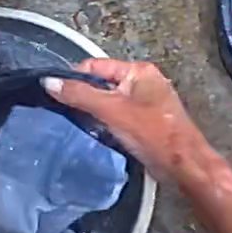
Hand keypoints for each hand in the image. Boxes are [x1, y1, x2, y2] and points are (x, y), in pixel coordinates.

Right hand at [43, 59, 205, 172]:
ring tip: (80, 123)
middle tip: (67, 111)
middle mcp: (141, 81)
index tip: (58, 95)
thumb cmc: (152, 133)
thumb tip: (49, 82)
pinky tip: (95, 131)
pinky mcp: (142, 120)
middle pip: (99, 83)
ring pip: (106, 100)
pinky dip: (102, 121)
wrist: (182, 165)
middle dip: (83, 96)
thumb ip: (79, 95)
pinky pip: (114, 114)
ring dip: (92, 111)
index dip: (74, 79)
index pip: (94, 66)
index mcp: (138, 71)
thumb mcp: (110, 110)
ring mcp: (143, 101)